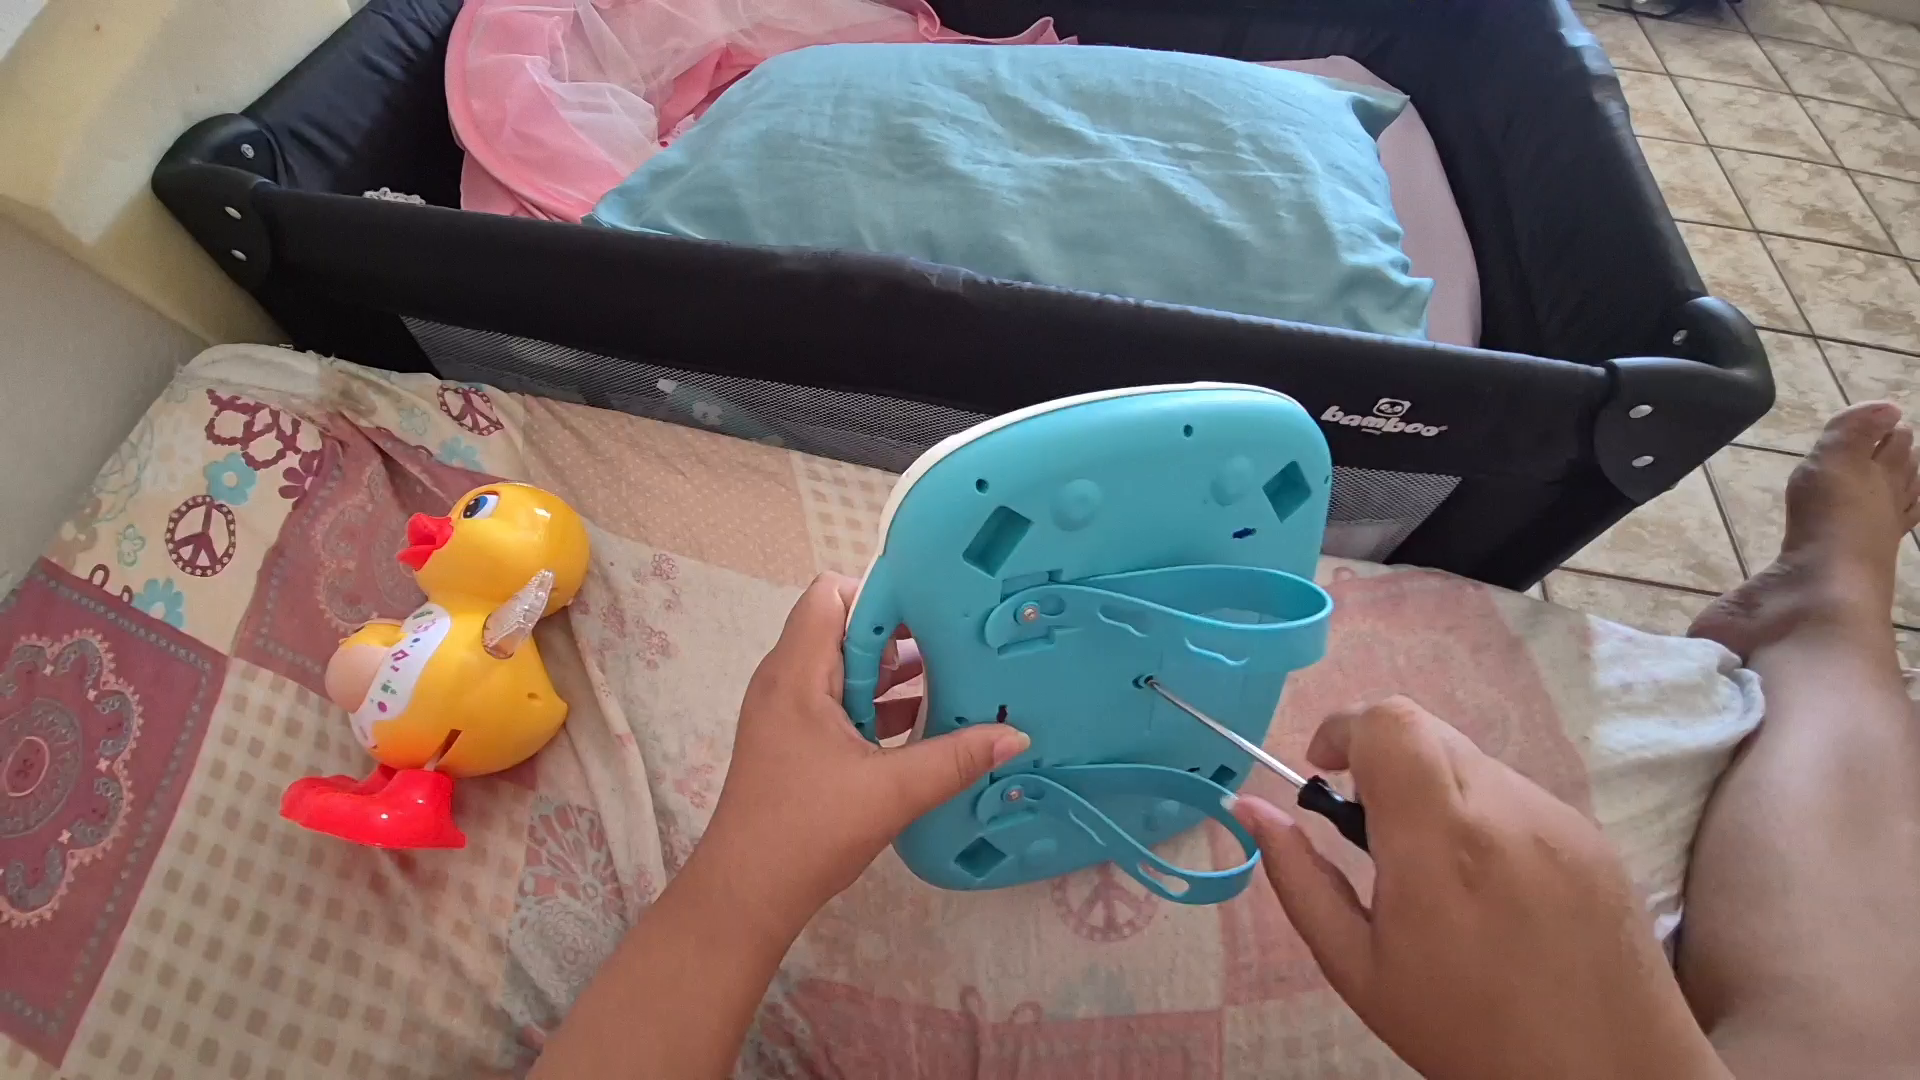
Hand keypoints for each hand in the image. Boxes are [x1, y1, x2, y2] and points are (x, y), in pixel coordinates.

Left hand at [694, 574, 1029, 939]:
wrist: (745, 897)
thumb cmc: (806, 833)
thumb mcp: (890, 793)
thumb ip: (956, 759)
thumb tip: (1016, 736)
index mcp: (798, 674)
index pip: (831, 593)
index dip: (881, 592)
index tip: (933, 611)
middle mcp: (788, 679)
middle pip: (842, 623)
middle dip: (897, 630)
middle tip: (952, 643)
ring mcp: (790, 708)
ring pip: (844, 662)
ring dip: (891, 668)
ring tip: (950, 674)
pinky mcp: (798, 734)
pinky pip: (841, 695)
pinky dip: (878, 699)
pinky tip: (924, 718)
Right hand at [1230, 697, 1728, 1079]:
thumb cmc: (1466, 1032)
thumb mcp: (1355, 966)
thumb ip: (1297, 876)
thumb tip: (1248, 807)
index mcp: (1440, 844)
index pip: (1390, 724)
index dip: (1345, 727)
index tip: (1324, 768)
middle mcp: (1505, 812)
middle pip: (1421, 727)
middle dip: (1376, 756)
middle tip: (1367, 823)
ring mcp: (1558, 820)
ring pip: (1464, 755)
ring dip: (1425, 783)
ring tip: (1428, 862)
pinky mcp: (1593, 835)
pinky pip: (1509, 788)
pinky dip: (1472, 807)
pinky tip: (1482, 879)